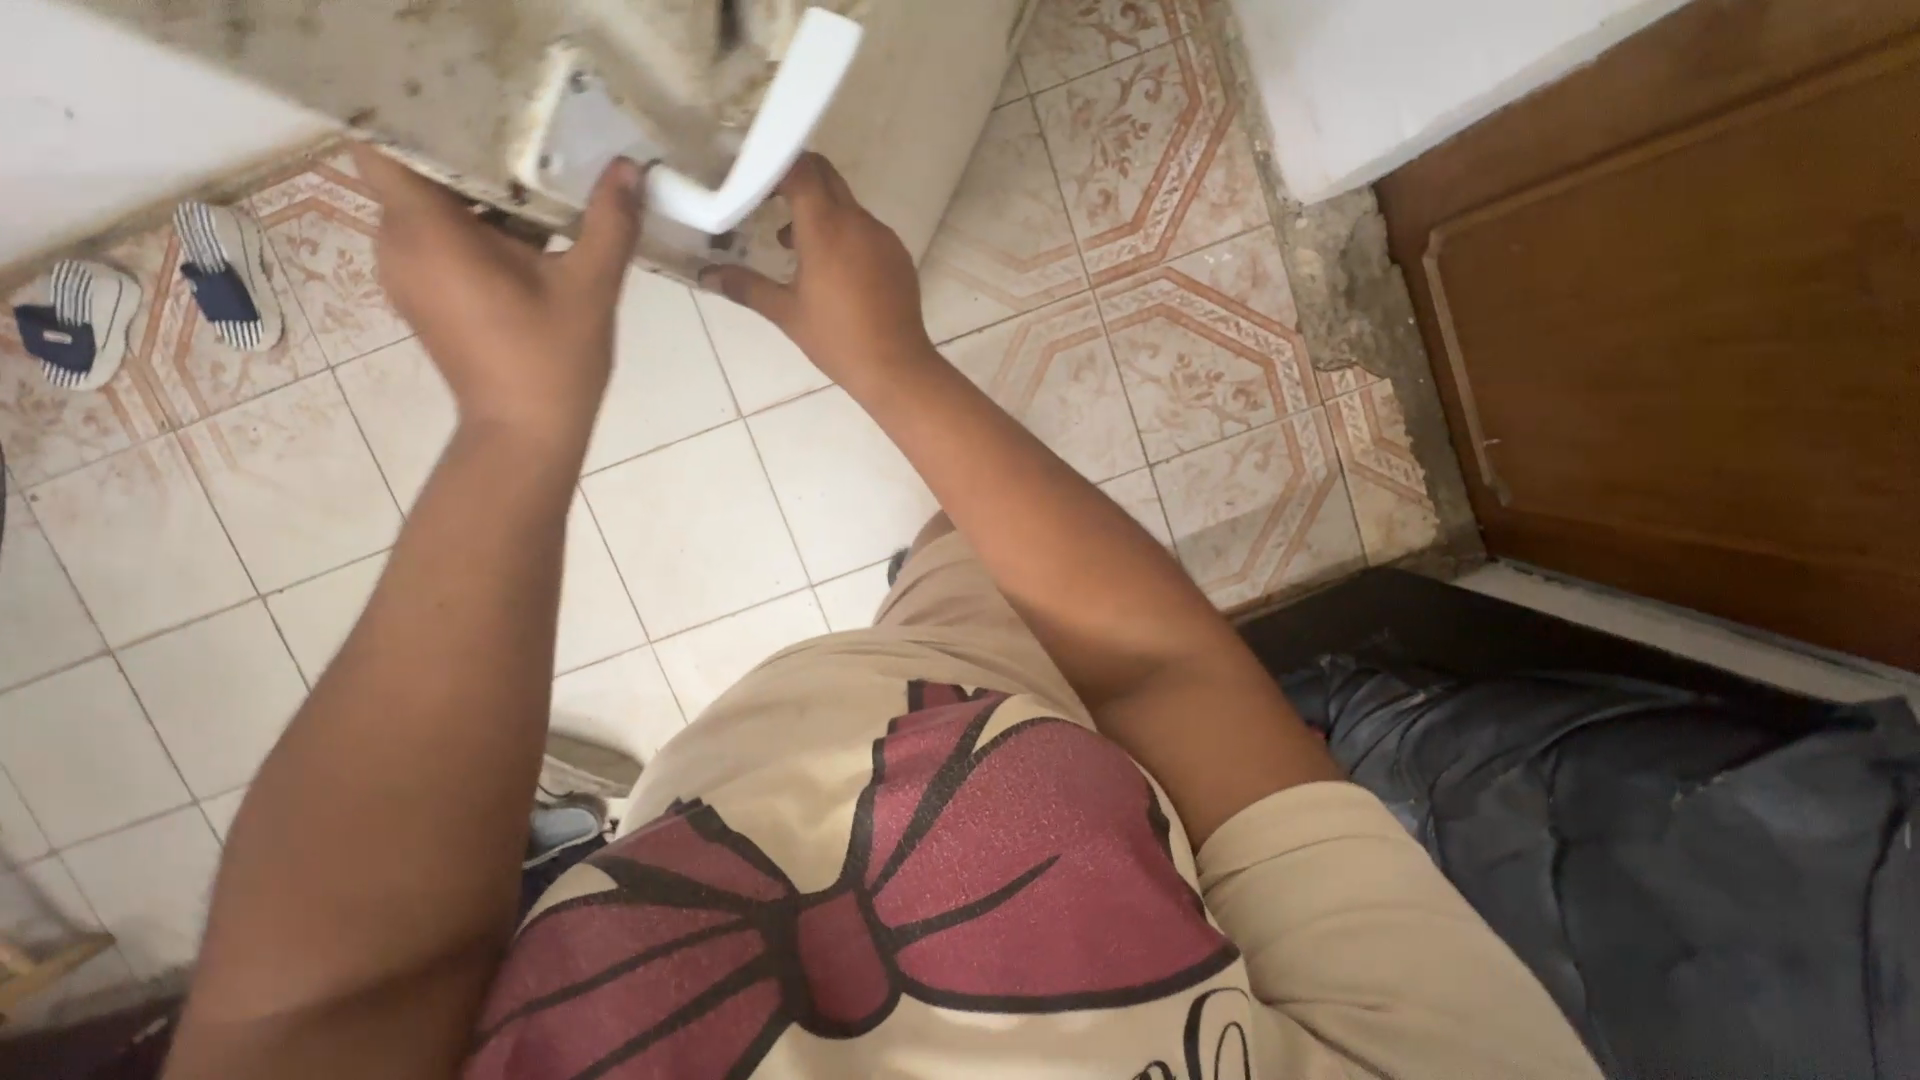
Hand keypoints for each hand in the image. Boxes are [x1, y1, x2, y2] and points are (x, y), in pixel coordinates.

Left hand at [351, 143, 644, 449]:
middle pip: (410, 171)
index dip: (415, 117)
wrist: (524, 433)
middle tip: (520, 142)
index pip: (383, 142)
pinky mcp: (418, 295)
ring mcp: (403, 272)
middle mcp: (397, 244)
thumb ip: (609, 222)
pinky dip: (466, 229)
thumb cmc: (553, 360)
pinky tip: (520, 240)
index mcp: (428, 232)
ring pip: (423, 206)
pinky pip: (431, 239)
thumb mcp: (591, 286)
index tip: (468, 108)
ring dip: (469, 195)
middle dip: (460, 155)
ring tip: (527, 190)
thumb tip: (630, 168)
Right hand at [700, 154, 933, 389]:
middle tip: (768, 200)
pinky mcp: (898, 254)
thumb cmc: (836, 339)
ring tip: (795, 247)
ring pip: (847, 205)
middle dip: (796, 180)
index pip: (800, 169)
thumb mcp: (786, 313)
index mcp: (825, 227)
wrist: (895, 366)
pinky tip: (833, 271)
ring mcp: (883, 236)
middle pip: (825, 176)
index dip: (775, 164)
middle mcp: (857, 221)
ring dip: (820, 213)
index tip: (754, 177)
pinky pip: (867, 230)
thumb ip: (745, 286)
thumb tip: (705, 275)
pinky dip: (845, 234)